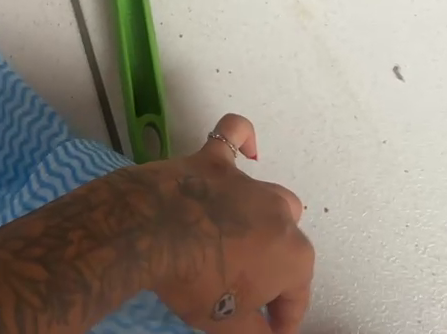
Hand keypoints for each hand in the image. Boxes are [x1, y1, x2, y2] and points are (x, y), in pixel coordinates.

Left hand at [144, 114, 314, 333]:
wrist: (150, 232)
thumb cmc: (194, 281)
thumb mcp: (229, 326)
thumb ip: (256, 332)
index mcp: (292, 255)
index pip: (296, 296)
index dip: (283, 319)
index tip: (269, 331)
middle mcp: (277, 212)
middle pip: (287, 242)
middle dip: (273, 267)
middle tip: (247, 288)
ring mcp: (244, 181)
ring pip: (270, 197)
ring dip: (262, 221)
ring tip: (239, 242)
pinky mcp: (211, 159)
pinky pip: (233, 134)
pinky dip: (243, 137)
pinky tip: (248, 149)